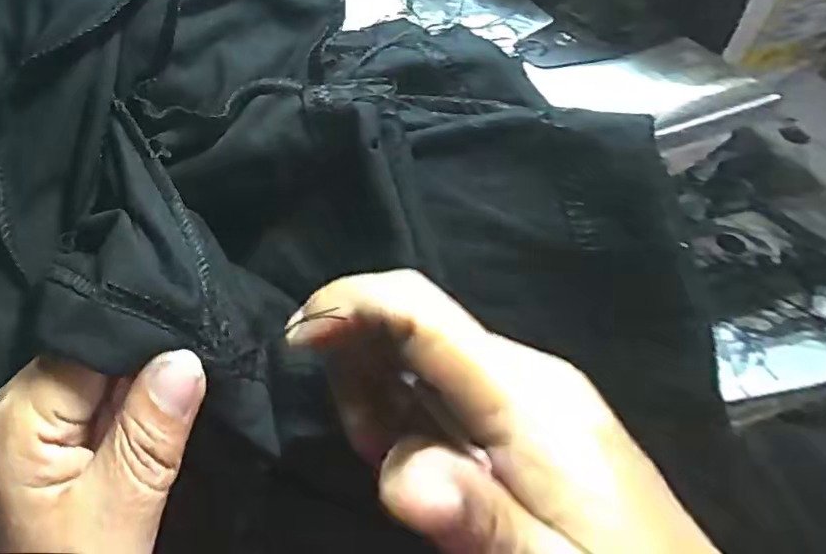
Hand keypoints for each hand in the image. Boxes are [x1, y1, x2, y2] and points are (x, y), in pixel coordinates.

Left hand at [0, 350, 206, 553]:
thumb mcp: (119, 514)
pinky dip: (131, 410)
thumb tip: (185, 357)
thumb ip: (149, 433)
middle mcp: (22, 403)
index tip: (191, 332)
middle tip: (203, 353)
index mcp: (22, 408)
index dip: (138, 340)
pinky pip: (97, 408)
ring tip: (194, 371)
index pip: (85, 346)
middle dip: (143, 358)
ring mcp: (37, 425)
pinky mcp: (55, 447)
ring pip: (99, 381)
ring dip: (142, 384)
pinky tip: (166, 406)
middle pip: (90, 358)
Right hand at [286, 270, 718, 553]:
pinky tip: (412, 454)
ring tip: (385, 458)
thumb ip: (477, 521)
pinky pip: (433, 372)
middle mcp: (526, 370)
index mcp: (530, 395)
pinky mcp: (526, 410)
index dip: (339, 306)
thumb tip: (399, 481)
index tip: (295, 348)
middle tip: (357, 441)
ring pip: (409, 340)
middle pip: (402, 314)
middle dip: (352, 359)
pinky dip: (398, 400)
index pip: (410, 303)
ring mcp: (530, 388)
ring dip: (372, 386)